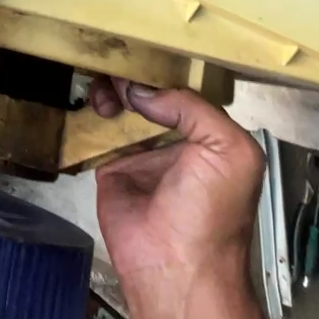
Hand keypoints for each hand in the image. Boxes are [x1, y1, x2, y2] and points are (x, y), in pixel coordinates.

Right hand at [89, 78, 273, 318]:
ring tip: (105, 94)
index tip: (140, 54)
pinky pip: (96, 131)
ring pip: (120, 106)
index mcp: (208, 137)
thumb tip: (143, 92)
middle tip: (114, 67)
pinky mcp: (109, 166)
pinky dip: (88, 114)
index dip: (162, 70)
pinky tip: (93, 106)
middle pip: (147, 94)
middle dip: (130, 76)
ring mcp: (140, 153)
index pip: (182, 90)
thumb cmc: (211, 213)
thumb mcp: (230, 152)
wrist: (173, 264)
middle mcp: (174, 140)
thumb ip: (193, 108)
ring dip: (109, 91)